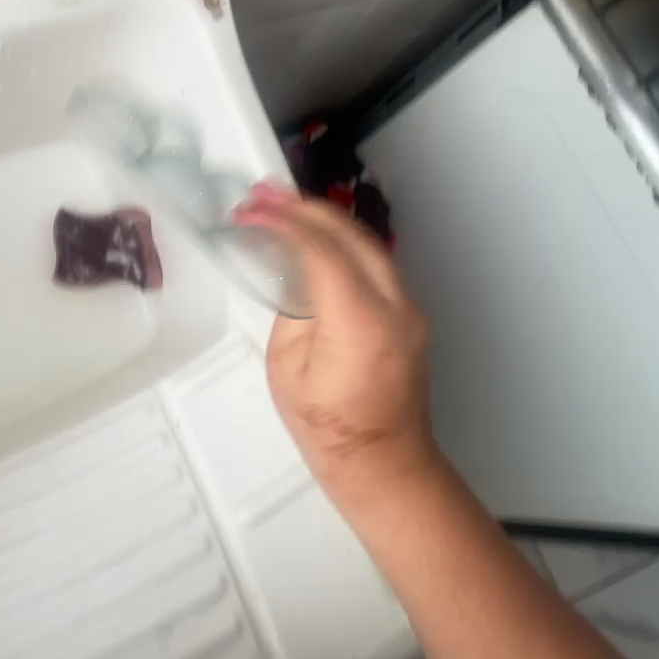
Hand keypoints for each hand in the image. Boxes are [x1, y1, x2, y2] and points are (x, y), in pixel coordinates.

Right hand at [234, 183, 435, 497]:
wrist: (384, 464)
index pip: (319, 249)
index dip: (282, 222)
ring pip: (367, 244)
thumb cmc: (328, 428)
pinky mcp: (409, 316)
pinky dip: (343, 243)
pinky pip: (374, 265)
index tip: (250, 210)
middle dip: (305, 208)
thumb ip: (292, 312)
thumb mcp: (287, 368)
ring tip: (285, 206)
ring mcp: (408, 310)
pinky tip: (316, 238)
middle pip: (350, 234)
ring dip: (325, 221)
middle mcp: (393, 306)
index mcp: (358, 320)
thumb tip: (296, 279)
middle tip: (264, 194)